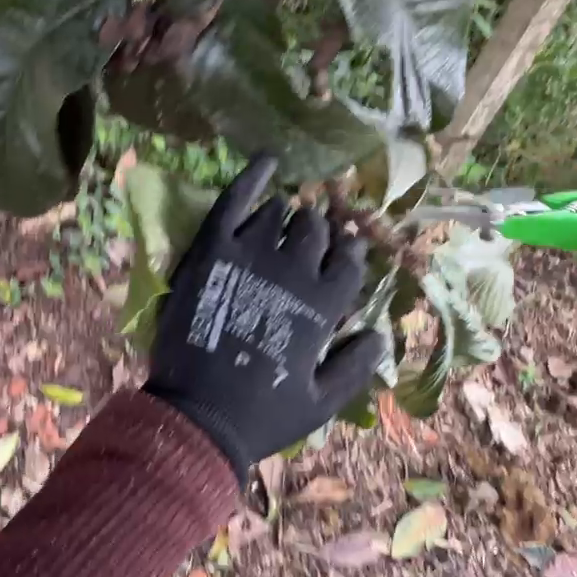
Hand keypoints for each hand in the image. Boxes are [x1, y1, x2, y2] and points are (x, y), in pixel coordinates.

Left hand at [143, 156, 384, 479]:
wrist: (197, 418)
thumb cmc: (262, 414)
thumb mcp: (322, 402)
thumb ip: (356, 366)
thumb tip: (379, 334)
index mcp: (323, 306)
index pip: (349, 261)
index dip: (347, 255)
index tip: (340, 256)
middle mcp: (293, 272)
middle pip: (316, 230)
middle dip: (316, 234)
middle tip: (304, 246)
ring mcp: (251, 256)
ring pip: (281, 213)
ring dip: (287, 216)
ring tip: (283, 222)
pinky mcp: (212, 251)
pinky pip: (234, 201)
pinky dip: (252, 176)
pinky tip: (268, 159)